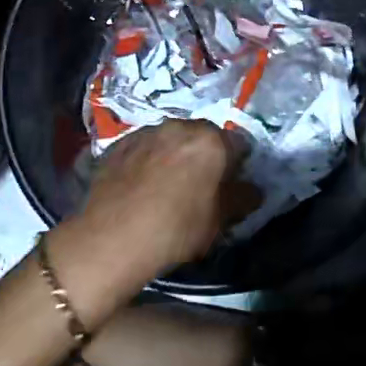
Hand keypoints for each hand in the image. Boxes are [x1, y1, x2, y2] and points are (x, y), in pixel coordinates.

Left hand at [62, 120, 254, 286]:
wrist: (112, 238)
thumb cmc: (177, 228)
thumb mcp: (220, 220)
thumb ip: (242, 199)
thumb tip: (253, 190)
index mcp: (211, 140)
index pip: (238, 145)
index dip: (237, 166)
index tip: (230, 186)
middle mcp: (180, 126)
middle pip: (203, 137)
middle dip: (205, 156)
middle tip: (200, 185)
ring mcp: (146, 132)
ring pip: (171, 139)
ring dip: (175, 155)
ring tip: (167, 185)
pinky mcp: (118, 144)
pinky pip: (144, 148)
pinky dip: (149, 160)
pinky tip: (142, 186)